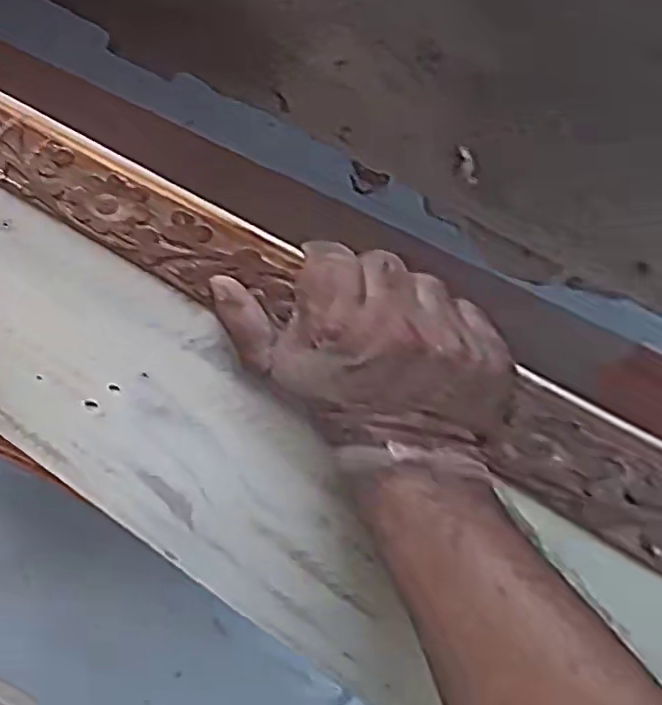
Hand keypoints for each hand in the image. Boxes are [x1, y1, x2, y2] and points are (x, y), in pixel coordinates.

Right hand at [209, 242, 514, 457]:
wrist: (402, 447)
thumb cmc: (331, 401)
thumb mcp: (271, 363)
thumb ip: (244, 319)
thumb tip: (221, 283)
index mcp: (335, 321)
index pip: (332, 257)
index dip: (322, 258)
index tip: (318, 267)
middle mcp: (391, 320)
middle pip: (379, 262)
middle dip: (362, 273)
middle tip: (352, 294)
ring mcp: (442, 332)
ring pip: (423, 280)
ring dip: (403, 292)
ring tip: (390, 315)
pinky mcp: (482, 346)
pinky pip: (464, 306)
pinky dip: (443, 313)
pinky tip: (424, 331)